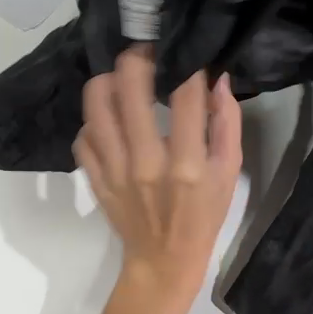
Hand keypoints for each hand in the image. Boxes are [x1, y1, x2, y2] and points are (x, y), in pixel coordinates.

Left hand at [74, 46, 241, 297]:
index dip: (185, 65)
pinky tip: (108, 120)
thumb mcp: (229, 172)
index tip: (184, 53)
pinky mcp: (95, 178)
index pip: (184, 95)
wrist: (163, 260)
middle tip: (145, 53)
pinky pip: (83, 135)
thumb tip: (217, 79)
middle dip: (137, 58)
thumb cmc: (203, 215)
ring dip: (108, 81)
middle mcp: (146, 162)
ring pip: (96, 105)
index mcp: (187, 163)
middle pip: (129, 87)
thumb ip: (227, 123)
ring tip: (120, 78)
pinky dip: (93, 121)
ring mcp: (114, 170)